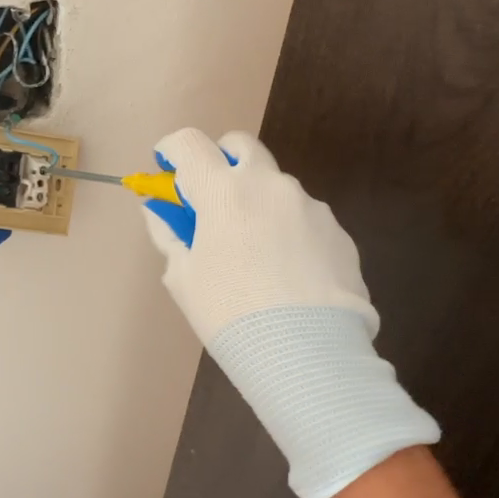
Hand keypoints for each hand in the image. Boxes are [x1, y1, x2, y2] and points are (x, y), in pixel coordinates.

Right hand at [143, 127, 438, 497]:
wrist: (307, 355)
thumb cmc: (229, 311)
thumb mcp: (182, 275)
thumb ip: (169, 232)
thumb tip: (159, 208)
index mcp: (224, 190)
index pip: (189, 142)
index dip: (171, 151)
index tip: (166, 172)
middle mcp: (269, 185)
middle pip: (240, 146)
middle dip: (221, 161)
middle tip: (211, 201)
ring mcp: (309, 207)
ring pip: (275, 186)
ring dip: (257, 202)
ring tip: (254, 253)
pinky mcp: (339, 233)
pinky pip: (303, 218)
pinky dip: (287, 231)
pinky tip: (286, 273)